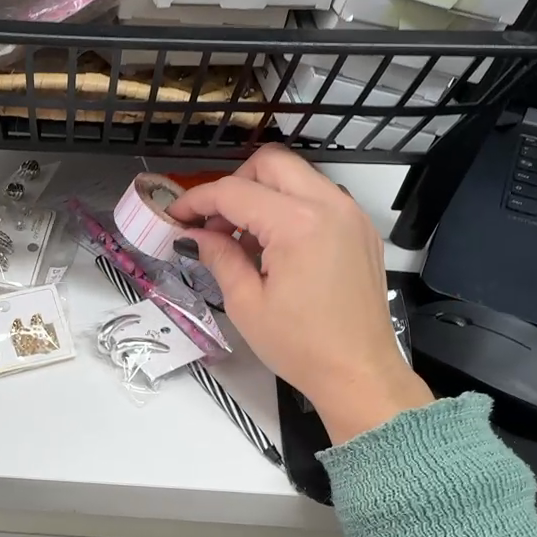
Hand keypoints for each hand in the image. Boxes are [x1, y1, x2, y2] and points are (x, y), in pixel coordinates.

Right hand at [167, 144, 433, 442]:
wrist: (359, 372)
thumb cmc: (302, 347)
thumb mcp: (246, 304)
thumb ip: (219, 257)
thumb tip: (197, 235)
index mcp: (298, 224)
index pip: (235, 192)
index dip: (197, 200)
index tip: (176, 216)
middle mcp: (330, 206)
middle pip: (270, 163)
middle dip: (234, 185)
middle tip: (213, 222)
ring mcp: (350, 215)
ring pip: (297, 176)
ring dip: (263, 194)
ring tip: (242, 239)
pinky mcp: (360, 230)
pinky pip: (318, 198)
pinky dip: (289, 208)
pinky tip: (273, 247)